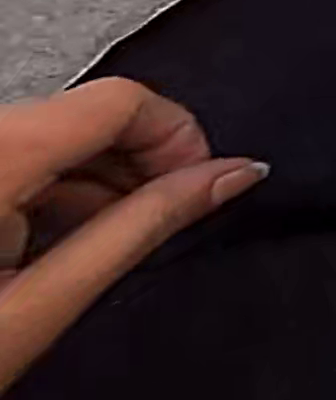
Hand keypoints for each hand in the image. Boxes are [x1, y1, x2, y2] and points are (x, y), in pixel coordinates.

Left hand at [0, 78, 267, 390]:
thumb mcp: (34, 309)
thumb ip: (147, 225)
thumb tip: (239, 171)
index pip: (121, 100)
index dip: (176, 134)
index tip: (194, 181)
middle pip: (79, 119)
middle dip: (132, 164)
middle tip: (147, 220)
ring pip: (36, 144)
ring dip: (81, 185)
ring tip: (72, 252)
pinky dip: (27, 197)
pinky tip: (15, 257)